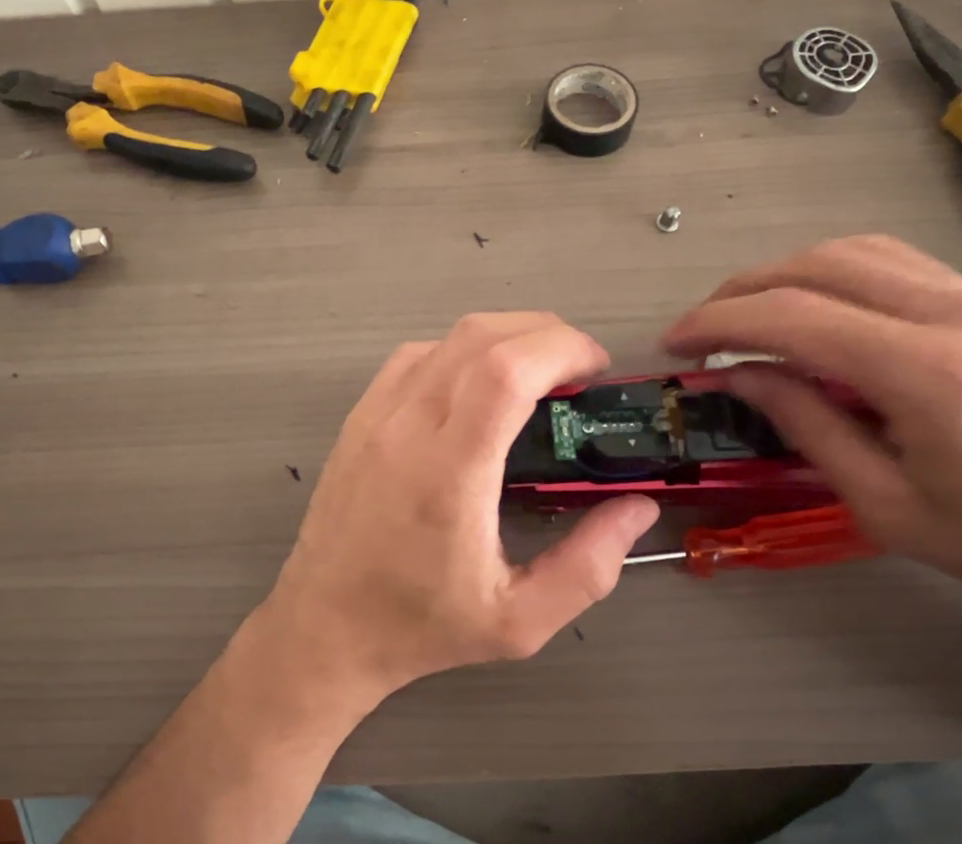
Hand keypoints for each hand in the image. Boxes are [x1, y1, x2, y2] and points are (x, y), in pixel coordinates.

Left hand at [260, 313, 659, 697]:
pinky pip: (417, 356)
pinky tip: (479, 384)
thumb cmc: (422, 626)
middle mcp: (407, 427)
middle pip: (481, 337)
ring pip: (447, 338)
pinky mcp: (359, 416)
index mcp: (449, 473)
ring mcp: (375, 415)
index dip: (561, 348)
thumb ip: (589, 566)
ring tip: (539, 373)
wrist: (325, 628)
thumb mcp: (520, 621)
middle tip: (581, 370)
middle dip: (545, 334)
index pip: (506, 371)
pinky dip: (461, 350)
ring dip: (504, 337)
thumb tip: (637, 506)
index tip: (597, 368)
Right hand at [661, 236, 961, 620]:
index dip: (717, 323)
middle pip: (819, 266)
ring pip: (859, 250)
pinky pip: (900, 263)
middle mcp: (957, 313)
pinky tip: (821, 309)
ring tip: (751, 315)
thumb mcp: (891, 506)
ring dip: (789, 273)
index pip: (793, 316)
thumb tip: (739, 377)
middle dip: (743, 291)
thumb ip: (808, 426)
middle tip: (702, 330)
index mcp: (928, 373)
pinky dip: (839, 273)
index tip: (673, 343)